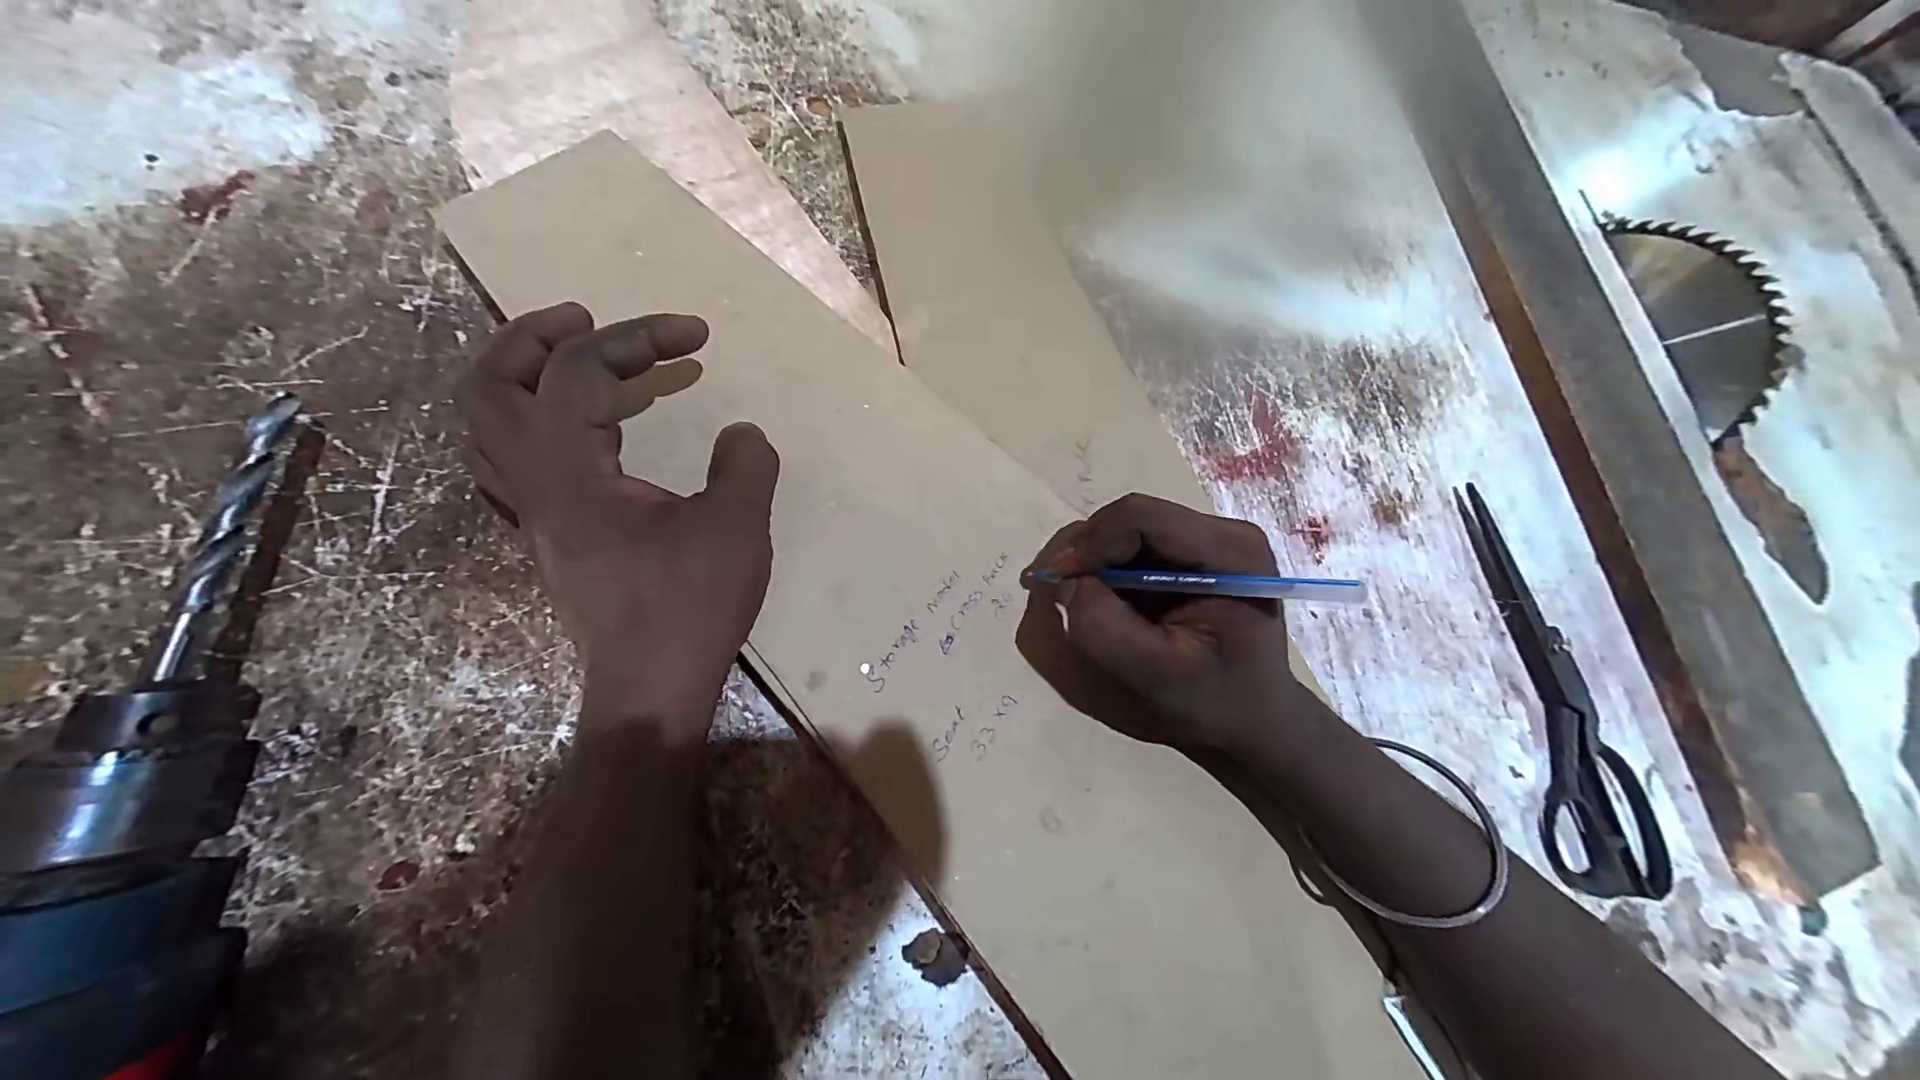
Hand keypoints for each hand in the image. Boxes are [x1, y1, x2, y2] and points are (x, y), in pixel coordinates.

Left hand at [456, 302, 778, 722]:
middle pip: (488, 386)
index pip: (578, 371)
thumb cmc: (690, 605)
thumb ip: (745, 465)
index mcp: (570, 470)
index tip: (697, 334)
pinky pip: (513, 464)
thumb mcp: (737, 527)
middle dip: (534, 336)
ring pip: (487, 428)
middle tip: (591, 320)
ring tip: (578, 363)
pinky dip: (536, 427)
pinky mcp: (551, 540)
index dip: (638, 337)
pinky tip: (586, 434)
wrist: (651, 687)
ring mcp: (534, 515)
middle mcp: (534, 484)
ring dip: (522, 380)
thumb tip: (742, 433)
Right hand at [1016, 494, 1312, 752]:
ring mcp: (1202, 540)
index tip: (1057, 580)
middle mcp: (1219, 532)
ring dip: (1089, 557)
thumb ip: (1104, 627)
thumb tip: (1067, 581)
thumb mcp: (1154, 674)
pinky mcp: (1184, 554)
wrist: (1250, 717)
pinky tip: (1093, 594)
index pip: (1143, 518)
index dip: (1092, 543)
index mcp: (1229, 553)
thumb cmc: (1212, 702)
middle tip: (1048, 585)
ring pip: (1123, 526)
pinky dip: (1100, 566)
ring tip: (1068, 592)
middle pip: (1130, 516)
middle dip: (1085, 549)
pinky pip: (1128, 544)